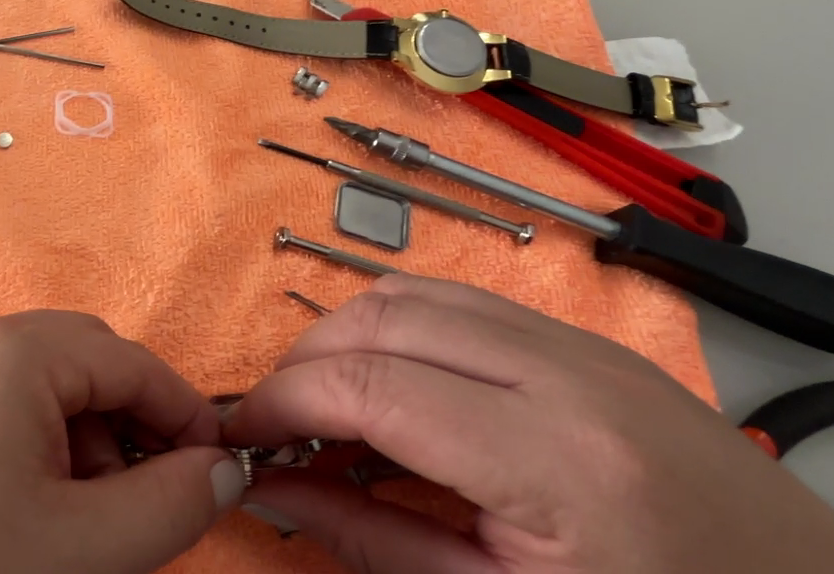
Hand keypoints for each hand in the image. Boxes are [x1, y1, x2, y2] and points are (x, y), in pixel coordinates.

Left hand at [0, 311, 246, 573]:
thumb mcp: (83, 545)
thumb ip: (172, 504)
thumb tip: (222, 468)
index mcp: (16, 350)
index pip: (130, 359)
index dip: (185, 413)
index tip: (219, 470)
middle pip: (85, 361)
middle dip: (131, 424)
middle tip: (150, 498)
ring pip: (42, 386)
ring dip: (85, 440)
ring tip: (86, 520)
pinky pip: (0, 405)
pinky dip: (37, 445)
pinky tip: (33, 510)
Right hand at [224, 275, 833, 573]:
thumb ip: (371, 542)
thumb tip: (271, 490)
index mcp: (561, 462)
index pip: (370, 385)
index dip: (284, 401)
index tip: (244, 435)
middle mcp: (570, 375)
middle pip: (380, 318)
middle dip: (303, 362)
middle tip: (279, 423)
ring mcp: (586, 345)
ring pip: (410, 291)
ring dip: (344, 334)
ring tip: (327, 400)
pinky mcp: (589, 341)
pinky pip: (458, 298)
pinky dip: (397, 324)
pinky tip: (393, 380)